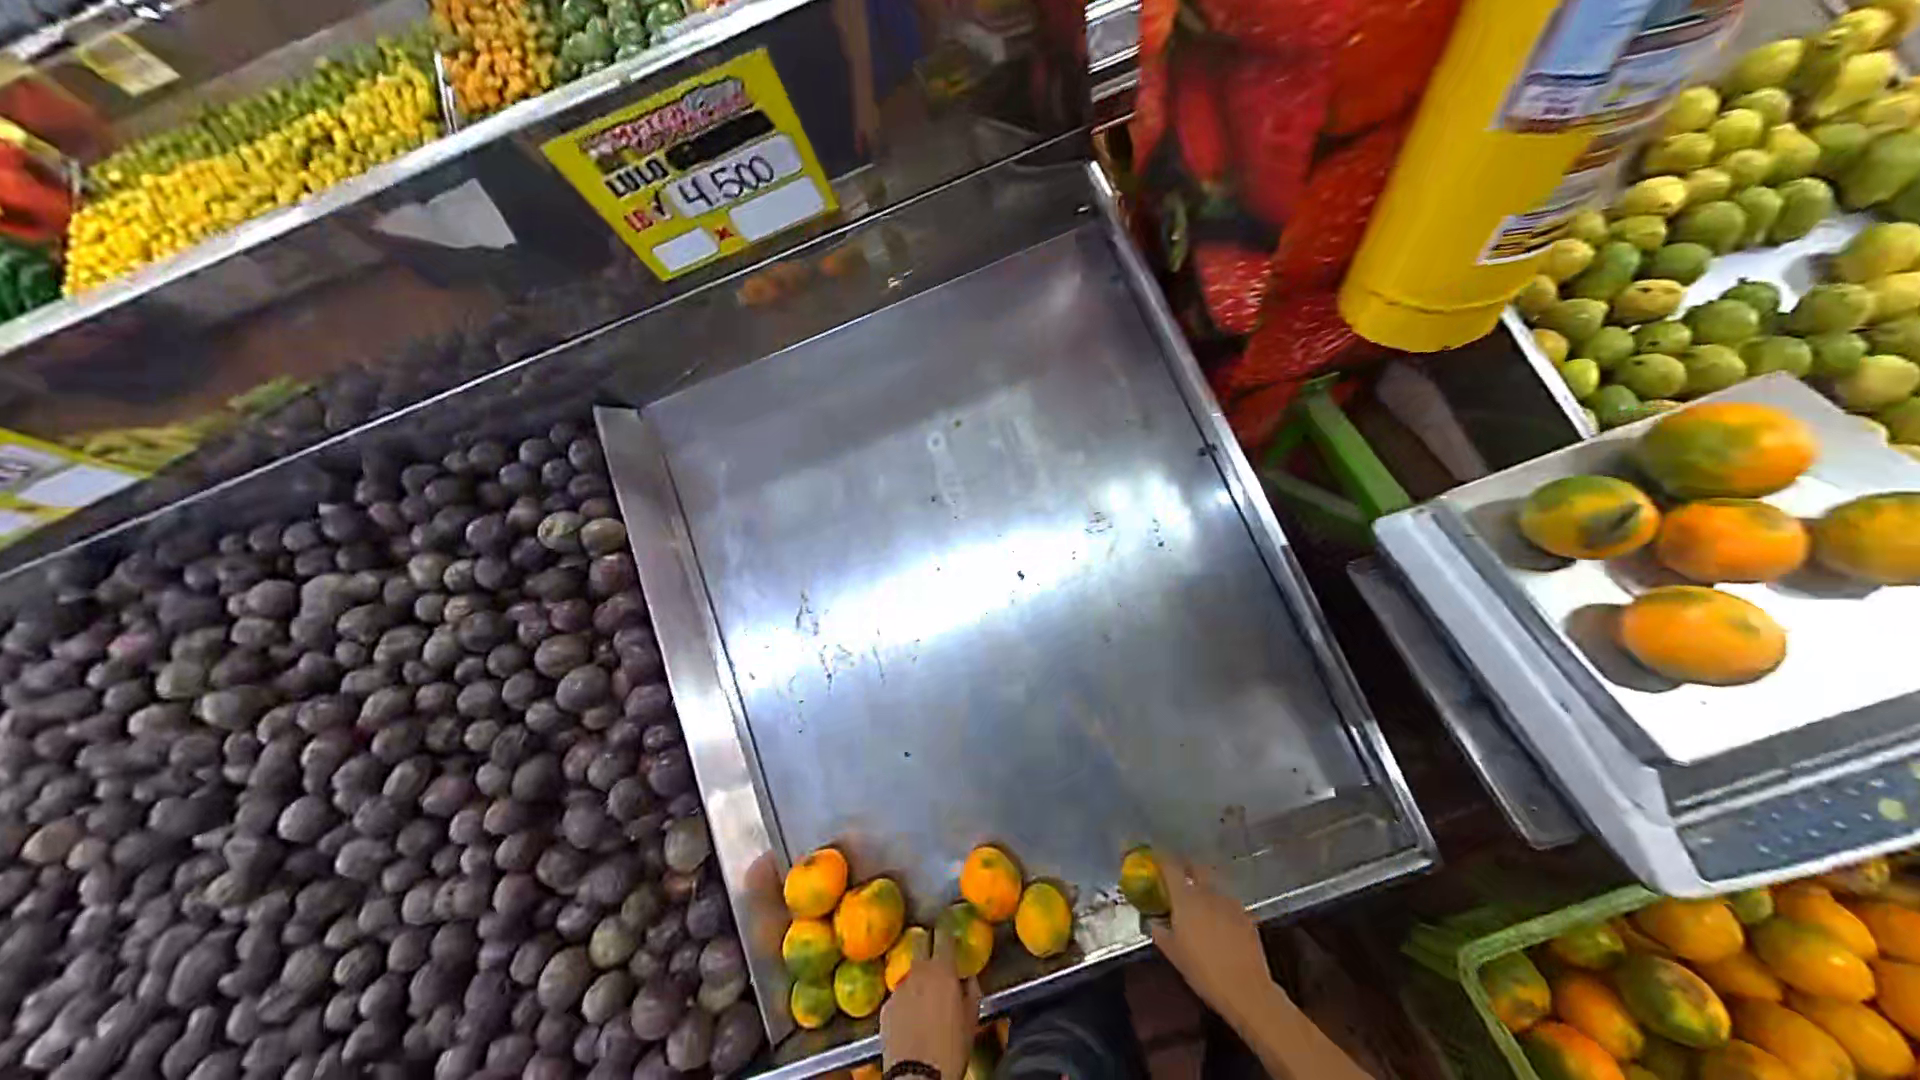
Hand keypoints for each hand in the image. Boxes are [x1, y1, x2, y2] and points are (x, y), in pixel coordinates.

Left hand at [880, 923, 981, 1079]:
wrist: (917, 1078)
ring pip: (910, 973)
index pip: (944, 936)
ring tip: (926, 1000)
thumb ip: (971, 991)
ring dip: (918, 979)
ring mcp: (899, 989)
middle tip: (936, 955)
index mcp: (942, 970)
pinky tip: (912, 1020)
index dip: (947, 932)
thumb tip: (967, 978)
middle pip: (920, 944)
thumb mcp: (972, 1019)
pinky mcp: (885, 1007)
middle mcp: (918, 972)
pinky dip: (906, 1002)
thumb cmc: (951, 1049)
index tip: (949, 931)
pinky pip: (899, 996)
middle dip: (928, 943)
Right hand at [1147, 855, 1284, 1027]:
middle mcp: (1207, 893)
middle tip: (1178, 876)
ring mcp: (1230, 903)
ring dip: (1204, 887)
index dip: (1161, 859)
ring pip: (1213, 884)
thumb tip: (1154, 922)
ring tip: (1199, 903)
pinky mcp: (1246, 916)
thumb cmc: (1203, 971)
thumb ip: (1159, 931)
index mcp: (1185, 898)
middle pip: (1196, 867)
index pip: (1170, 866)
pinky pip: (1228, 902)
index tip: (1156, 860)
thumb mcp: (1173, 953)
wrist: (1246, 990)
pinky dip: (1220, 906)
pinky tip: (1219, 923)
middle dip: (1186, 867)